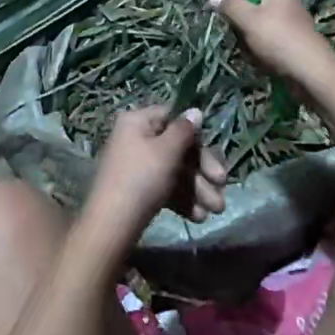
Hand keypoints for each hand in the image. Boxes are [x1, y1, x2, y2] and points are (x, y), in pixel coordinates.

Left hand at [84, 106, 226, 248]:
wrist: (112, 224)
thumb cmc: (141, 179)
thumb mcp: (166, 151)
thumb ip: (184, 130)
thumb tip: (195, 110)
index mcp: (138, 121)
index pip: (173, 119)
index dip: (196, 136)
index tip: (213, 155)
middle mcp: (136, 138)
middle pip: (177, 147)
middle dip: (202, 170)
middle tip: (222, 188)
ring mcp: (137, 164)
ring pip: (174, 170)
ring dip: (197, 189)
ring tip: (216, 211)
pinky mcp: (139, 188)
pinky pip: (165, 186)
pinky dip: (182, 198)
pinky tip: (198, 216)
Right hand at [210, 0, 334, 84]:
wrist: (311, 72)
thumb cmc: (278, 39)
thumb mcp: (248, 19)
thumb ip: (229, 5)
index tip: (213, 9)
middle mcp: (283, 5)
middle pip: (250, 6)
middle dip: (238, 21)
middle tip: (235, 33)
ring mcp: (288, 25)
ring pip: (256, 27)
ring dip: (247, 40)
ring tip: (250, 52)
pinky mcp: (290, 44)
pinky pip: (266, 43)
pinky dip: (259, 51)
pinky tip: (260, 61)